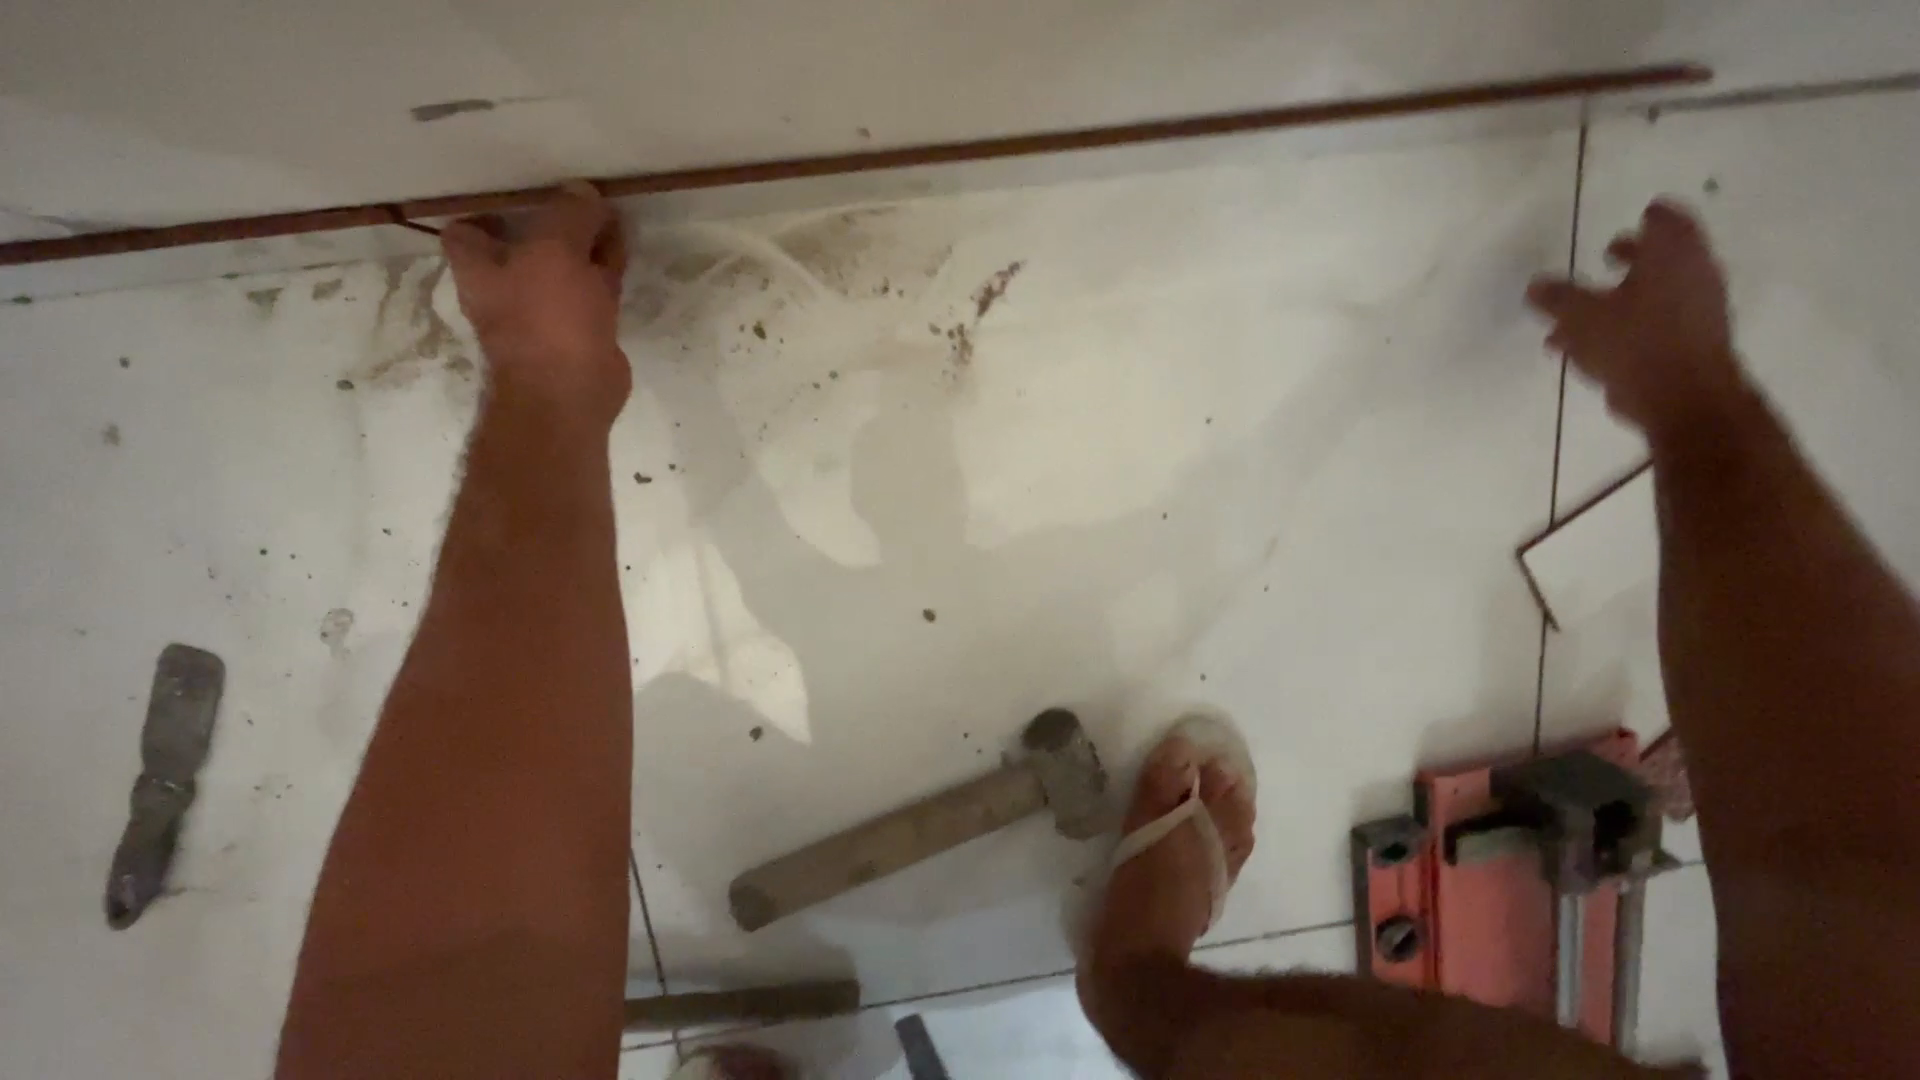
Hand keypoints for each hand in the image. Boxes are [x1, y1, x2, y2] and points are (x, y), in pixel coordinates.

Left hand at [442, 181, 630, 425]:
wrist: (569, 393)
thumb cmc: (546, 318)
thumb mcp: (555, 250)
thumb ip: (569, 215)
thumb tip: (585, 191)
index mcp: (479, 268)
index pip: (469, 229)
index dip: (494, 210)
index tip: (526, 191)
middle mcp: (506, 289)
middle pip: (524, 244)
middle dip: (549, 222)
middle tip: (578, 196)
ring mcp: (545, 312)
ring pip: (564, 266)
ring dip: (584, 244)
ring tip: (610, 216)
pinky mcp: (582, 330)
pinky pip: (592, 290)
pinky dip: (606, 271)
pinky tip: (623, 252)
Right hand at [1527, 199, 1745, 437]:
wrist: (1682, 397)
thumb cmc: (1633, 343)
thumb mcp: (1580, 316)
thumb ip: (1556, 298)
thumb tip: (1535, 285)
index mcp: (1672, 258)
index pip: (1669, 222)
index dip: (1654, 215)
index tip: (1643, 212)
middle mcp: (1693, 277)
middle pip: (1665, 256)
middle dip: (1634, 255)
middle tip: (1609, 253)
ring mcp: (1696, 312)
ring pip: (1654, 294)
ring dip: (1622, 297)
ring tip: (1582, 313)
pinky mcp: (1689, 343)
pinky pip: (1652, 325)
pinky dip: (1625, 326)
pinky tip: (1590, 346)